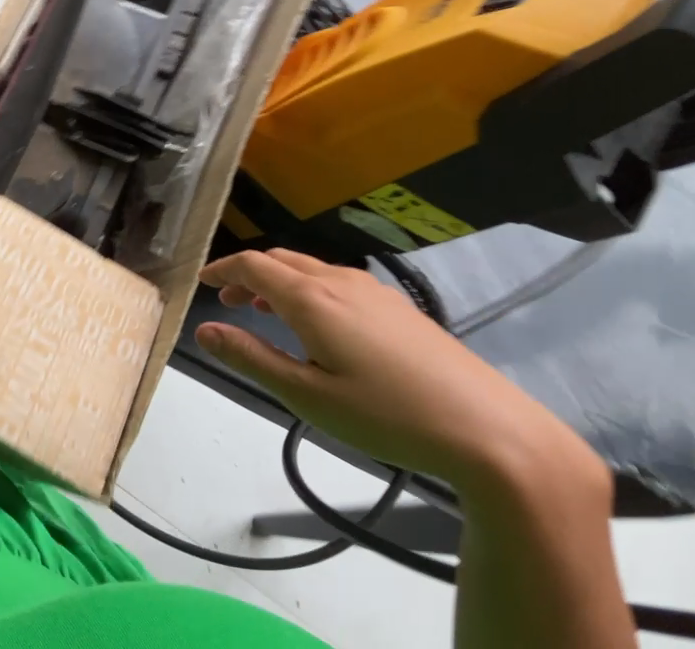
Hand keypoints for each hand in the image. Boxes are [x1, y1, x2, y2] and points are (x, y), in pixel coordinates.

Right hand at [195, 249, 606, 502]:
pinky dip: (312, 290)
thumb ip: (251, 358)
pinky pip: (341, 283)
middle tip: (229, 301)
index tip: (201, 283)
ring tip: (267, 312)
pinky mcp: (403, 310)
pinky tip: (321, 327)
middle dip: (249, 274)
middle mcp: (342, 284)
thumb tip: (204, 330)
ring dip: (281, 282)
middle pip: (283, 260)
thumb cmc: (387, 416)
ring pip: (314, 270)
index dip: (222, 269)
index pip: (253, 265)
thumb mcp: (306, 396)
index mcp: (312, 300)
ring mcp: (378, 294)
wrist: (492, 433)